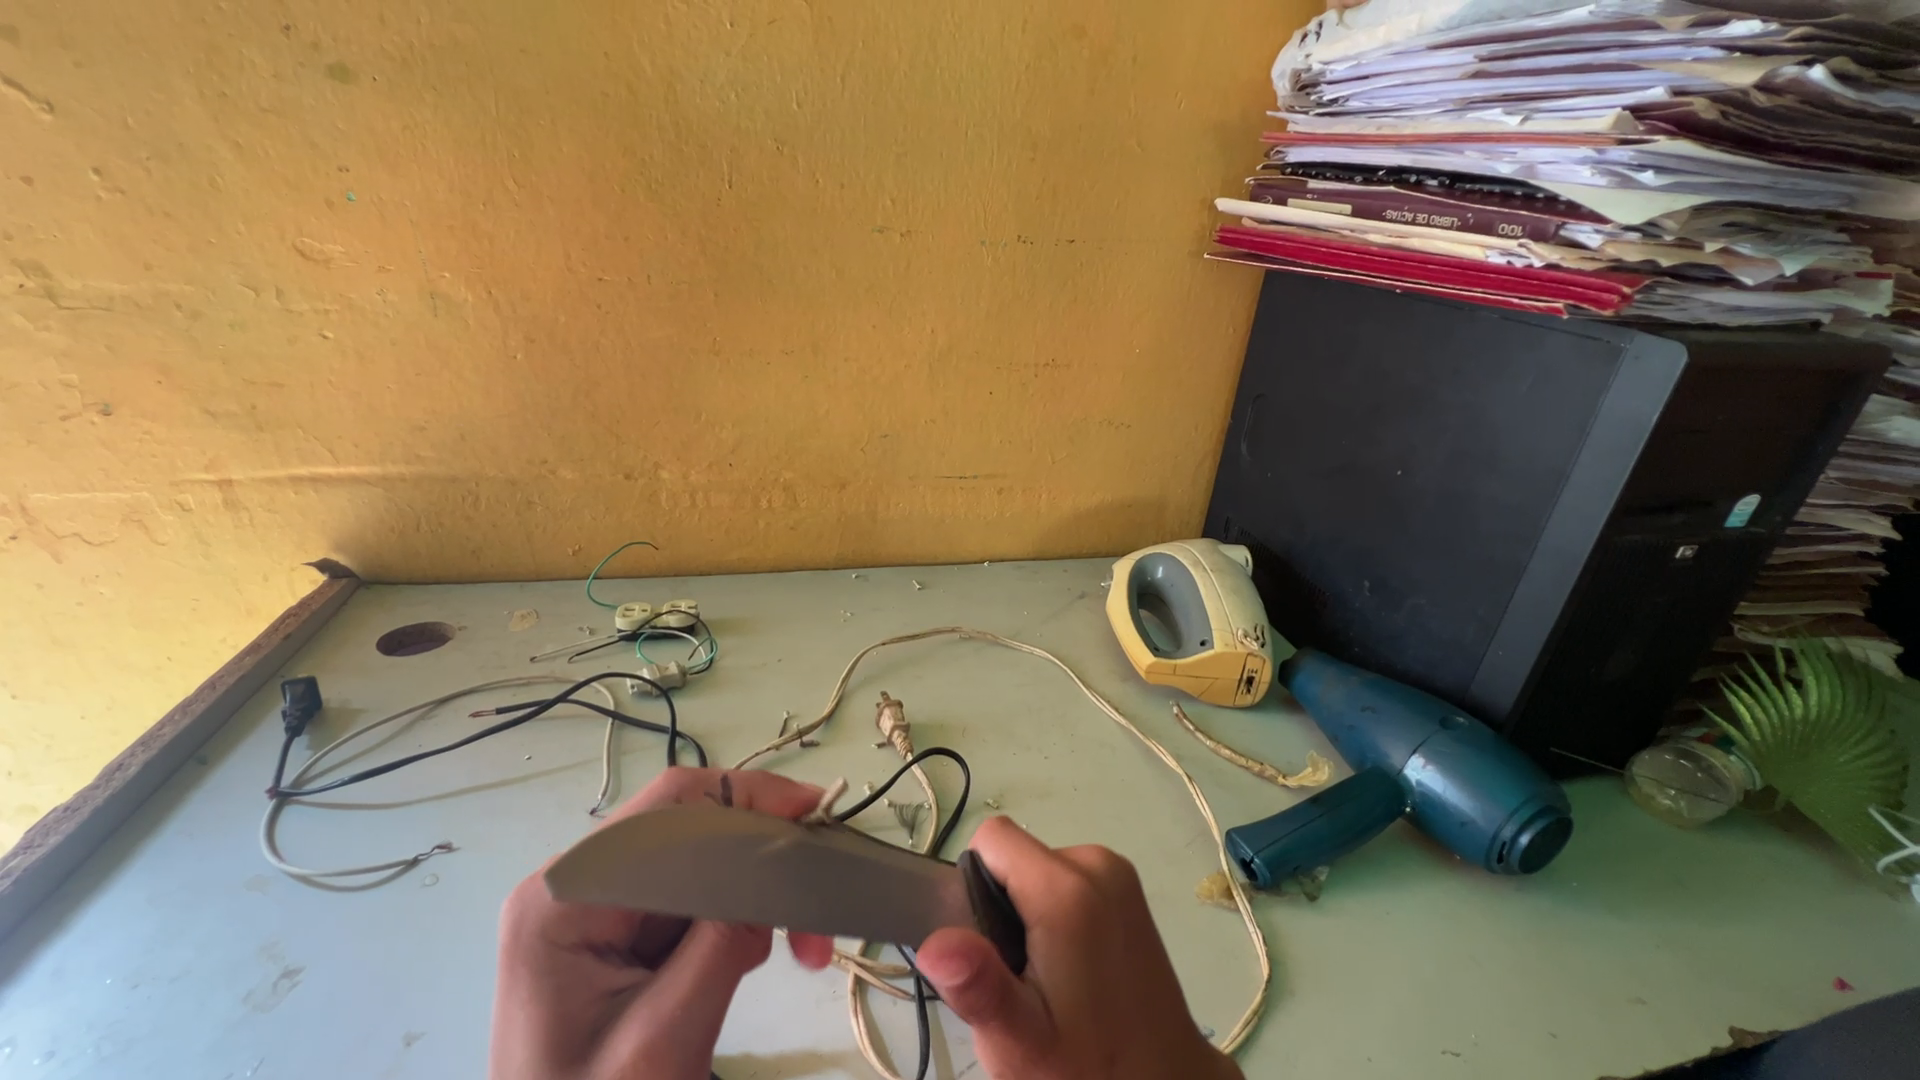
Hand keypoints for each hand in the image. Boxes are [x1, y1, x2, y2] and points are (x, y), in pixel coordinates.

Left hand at [489, 768, 835, 1079]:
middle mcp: (576, 883)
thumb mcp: (663, 1037)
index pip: (668, 810)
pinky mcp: (619, 929)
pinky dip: (737, 916)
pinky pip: (693, 894)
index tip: (818, 816)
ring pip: (701, 860)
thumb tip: (778, 872)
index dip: (748, 797)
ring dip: (757, 893)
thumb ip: (721, 944)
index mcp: (564, 898)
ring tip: (802, 949)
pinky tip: (751, 957)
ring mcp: (597, 904)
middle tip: (820, 900)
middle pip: (689, 827)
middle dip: (761, 856)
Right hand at [916, 817, 1242, 1079]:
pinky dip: (1055, 912)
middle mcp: (1096, 862)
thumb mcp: (1022, 1042)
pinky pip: (1064, 878)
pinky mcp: (1126, 885)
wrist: (1167, 1079)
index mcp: (1066, 888)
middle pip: (1015, 856)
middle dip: (1002, 906)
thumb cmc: (1089, 1065)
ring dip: (1028, 912)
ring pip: (1036, 869)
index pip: (992, 839)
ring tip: (1049, 978)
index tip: (989, 944)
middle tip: (1021, 977)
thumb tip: (933, 944)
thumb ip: (979, 986)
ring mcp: (1117, 871)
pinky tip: (1073, 966)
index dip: (974, 885)